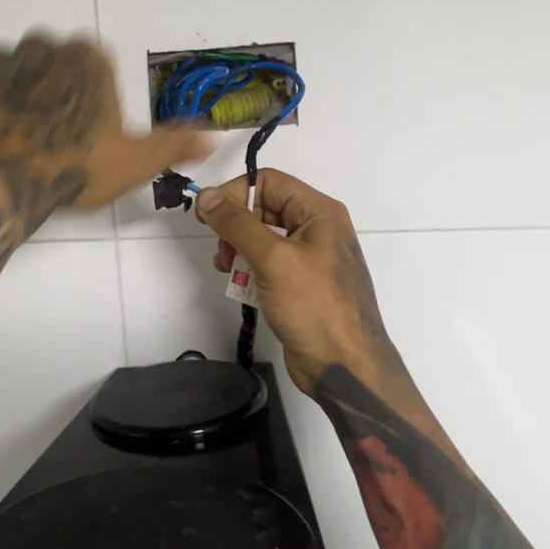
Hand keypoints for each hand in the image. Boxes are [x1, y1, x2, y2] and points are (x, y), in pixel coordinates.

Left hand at [0, 32, 209, 218]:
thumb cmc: (73, 169)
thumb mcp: (135, 161)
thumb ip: (175, 144)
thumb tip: (213, 137)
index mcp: (86, 56)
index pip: (99, 65)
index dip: (98, 99)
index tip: (93, 133)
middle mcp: (40, 45)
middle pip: (58, 65)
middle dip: (60, 93)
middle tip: (61, 139)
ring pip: (18, 75)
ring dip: (23, 98)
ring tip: (27, 142)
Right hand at [194, 169, 388, 394]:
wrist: (344, 366)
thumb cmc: (314, 306)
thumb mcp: (273, 259)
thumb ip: (237, 224)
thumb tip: (206, 195)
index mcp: (320, 212)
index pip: (269, 182)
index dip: (236, 193)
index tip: (208, 215)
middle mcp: (317, 229)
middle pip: (265, 208)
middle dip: (236, 224)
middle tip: (219, 247)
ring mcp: (310, 258)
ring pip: (263, 237)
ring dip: (239, 248)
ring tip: (225, 267)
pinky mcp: (301, 285)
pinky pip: (268, 264)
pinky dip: (249, 269)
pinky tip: (238, 284)